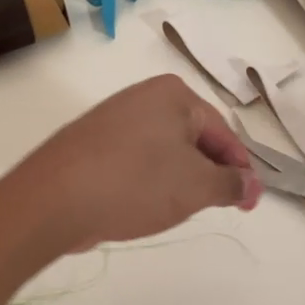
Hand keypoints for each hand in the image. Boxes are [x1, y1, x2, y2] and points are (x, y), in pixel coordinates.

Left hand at [13, 75, 260, 250]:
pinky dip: (147, 181)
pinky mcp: (90, 144)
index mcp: (174, 94)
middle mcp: (143, 97)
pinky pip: (135, 161)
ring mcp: (113, 119)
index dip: (241, 169)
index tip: (249, 203)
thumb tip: (251, 184)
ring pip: (163, 152)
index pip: (223, 132)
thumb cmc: (135, 183)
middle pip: (194, 138)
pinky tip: (141, 205)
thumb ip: (231, 183)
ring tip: (175, 210)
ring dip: (178, 180)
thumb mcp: (196, 186)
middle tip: (214, 207)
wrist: (53, 200)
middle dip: (209, 174)